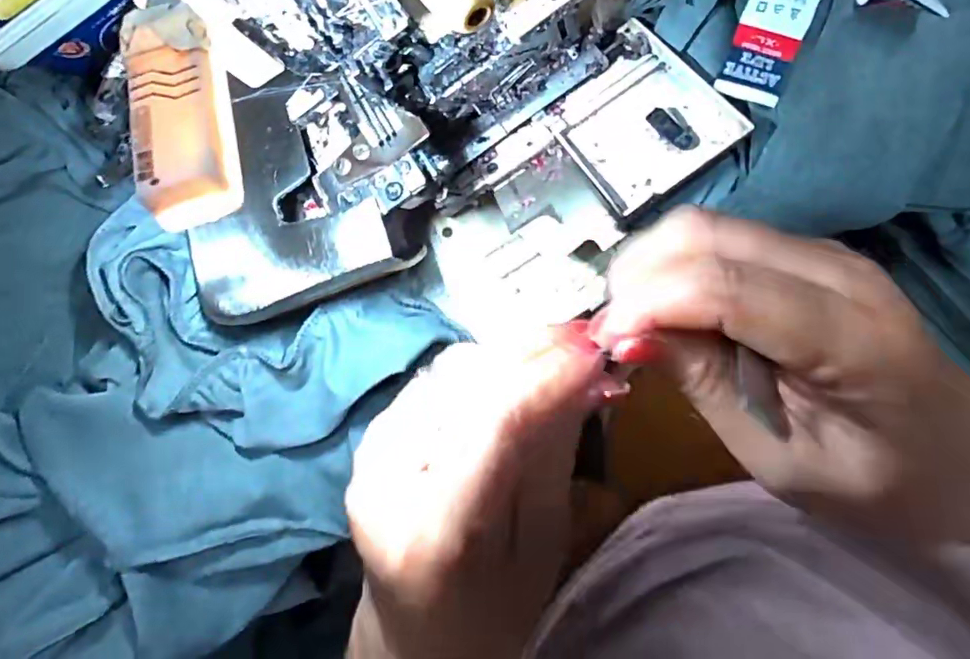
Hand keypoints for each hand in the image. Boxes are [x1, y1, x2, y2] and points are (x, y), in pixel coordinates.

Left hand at [345, 338, 612, 658]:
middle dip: (536, 353)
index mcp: (435, 530)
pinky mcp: (373, 431)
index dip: (550, 374)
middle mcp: (387, 477)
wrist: (416, 632)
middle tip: (587, 340)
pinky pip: (440, 377)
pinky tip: (512, 381)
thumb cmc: (493, 612)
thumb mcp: (541, 545)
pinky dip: (484, 368)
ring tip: (556, 362)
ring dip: (511, 356)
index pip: (497, 423)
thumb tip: (586, 369)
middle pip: (473, 382)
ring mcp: (372, 449)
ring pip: (456, 368)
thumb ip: (556, 450)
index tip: (597, 347)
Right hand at [596, 207, 969, 543]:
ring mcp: (822, 249)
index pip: (725, 286)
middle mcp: (834, 268)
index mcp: (850, 336)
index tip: (607, 342)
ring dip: (653, 264)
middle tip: (616, 332)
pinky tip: (673, 306)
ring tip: (638, 321)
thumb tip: (626, 333)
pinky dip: (678, 264)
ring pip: (704, 224)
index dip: (650, 302)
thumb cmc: (885, 483)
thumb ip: (705, 385)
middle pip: (704, 233)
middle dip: (640, 274)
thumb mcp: (784, 463)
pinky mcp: (805, 247)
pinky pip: (721, 235)